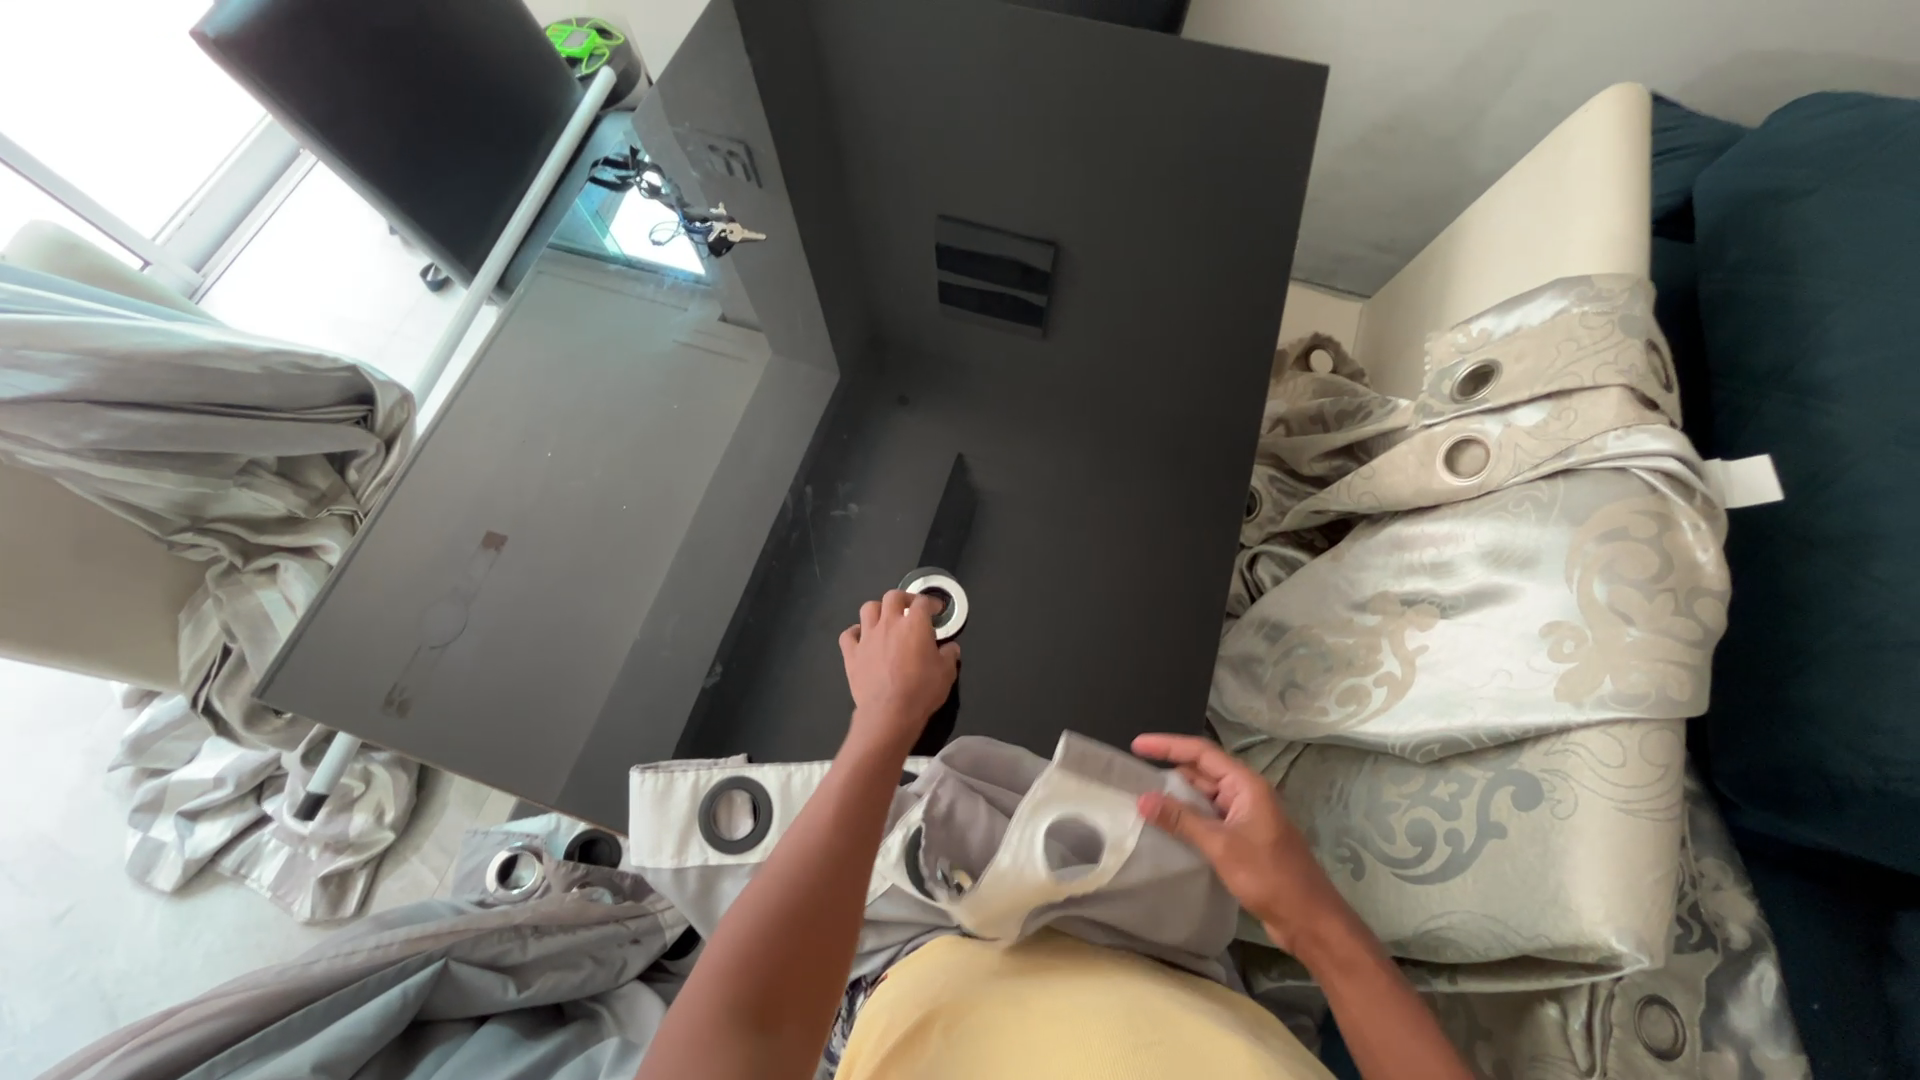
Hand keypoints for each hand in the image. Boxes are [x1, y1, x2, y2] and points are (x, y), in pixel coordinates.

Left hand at [838, 590, 960, 755]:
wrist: (890, 713)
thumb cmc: (922, 690)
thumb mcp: (947, 673)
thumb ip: (950, 655)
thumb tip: (951, 648)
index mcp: (915, 624)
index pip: (923, 602)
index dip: (932, 603)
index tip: (936, 610)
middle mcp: (889, 623)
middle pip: (893, 596)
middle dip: (904, 599)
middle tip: (911, 608)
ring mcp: (867, 637)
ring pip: (868, 609)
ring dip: (878, 610)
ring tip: (885, 620)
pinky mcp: (851, 653)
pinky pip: (848, 634)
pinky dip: (855, 633)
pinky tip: (862, 639)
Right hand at [1132, 733, 1356, 957]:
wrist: (1309, 919)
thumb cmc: (1270, 876)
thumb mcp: (1221, 846)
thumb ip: (1181, 820)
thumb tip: (1143, 799)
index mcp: (1246, 785)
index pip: (1201, 753)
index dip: (1167, 745)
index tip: (1136, 745)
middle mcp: (1245, 794)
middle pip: (1202, 771)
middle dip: (1168, 768)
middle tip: (1132, 773)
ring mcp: (1244, 817)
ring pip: (1204, 796)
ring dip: (1176, 795)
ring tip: (1141, 796)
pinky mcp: (1241, 838)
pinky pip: (1208, 817)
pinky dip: (1187, 817)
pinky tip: (1166, 824)